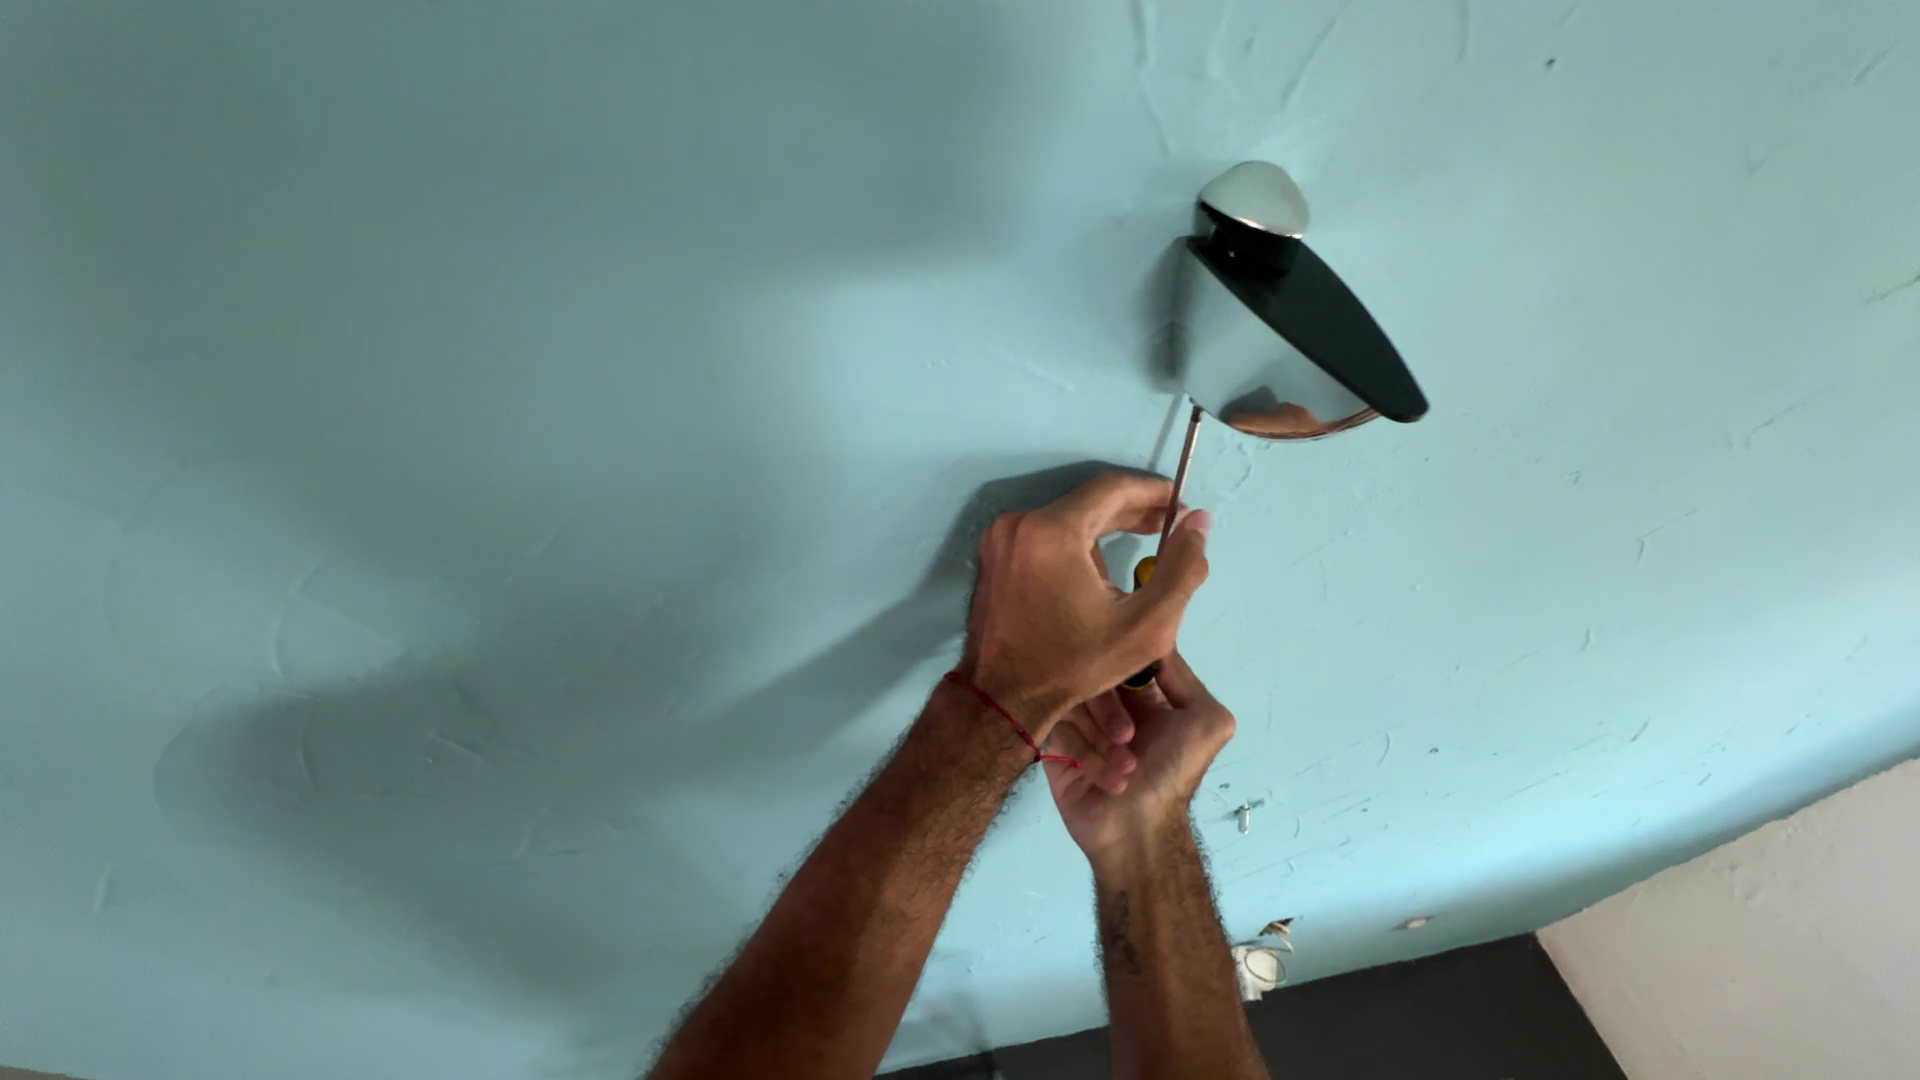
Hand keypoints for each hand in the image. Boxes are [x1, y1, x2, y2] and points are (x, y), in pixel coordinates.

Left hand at [960, 471, 1210, 740]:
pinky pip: (1045, 534)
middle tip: (1169, 525)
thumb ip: (1181, 568)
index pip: (1111, 487)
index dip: (1152, 491)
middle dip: (1132, 510)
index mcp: (1052, 532)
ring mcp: (1001, 538)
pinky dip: (1075, 542)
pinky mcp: (994, 554)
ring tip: (1140, 547)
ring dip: (1103, 529)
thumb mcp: (1145, 626)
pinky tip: (1098, 570)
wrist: (1004, 696)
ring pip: (1067, 517)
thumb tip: (1198, 522)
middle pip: (1087, 500)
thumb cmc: (1074, 665)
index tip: (1180, 505)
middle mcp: (1020, 523)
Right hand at [1042, 651, 1236, 872]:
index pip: (1122, 655)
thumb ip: (1183, 674)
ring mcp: (1077, 722)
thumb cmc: (1174, 774)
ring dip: (1101, 740)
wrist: (1138, 832)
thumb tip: (1153, 637)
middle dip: (1112, 711)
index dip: (1122, 659)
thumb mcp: (1206, 719)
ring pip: (1073, 701)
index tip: (1122, 668)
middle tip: (1129, 739)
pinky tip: (1098, 777)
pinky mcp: (1051, 743)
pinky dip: (1082, 753)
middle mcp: (1106, 702)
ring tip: (1124, 769)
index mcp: (1140, 693)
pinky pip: (1055, 727)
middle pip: (1093, 676)